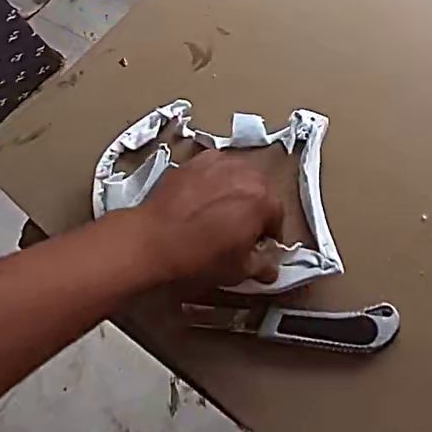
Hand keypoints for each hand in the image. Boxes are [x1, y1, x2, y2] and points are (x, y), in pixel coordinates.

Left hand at [130, 150, 283, 288]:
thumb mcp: (238, 270)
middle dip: (255, 208)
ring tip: (220, 211)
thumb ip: (262, 265)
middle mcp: (246, 173)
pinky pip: (216, 168)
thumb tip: (269, 267)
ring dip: (237, 190)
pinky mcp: (197, 160)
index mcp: (263, 199)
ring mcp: (220, 162)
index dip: (269, 233)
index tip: (259, 244)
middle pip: (261, 190)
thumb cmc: (198, 255)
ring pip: (239, 175)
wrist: (154, 239)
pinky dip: (214, 180)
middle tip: (240, 228)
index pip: (278, 216)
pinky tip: (202, 198)